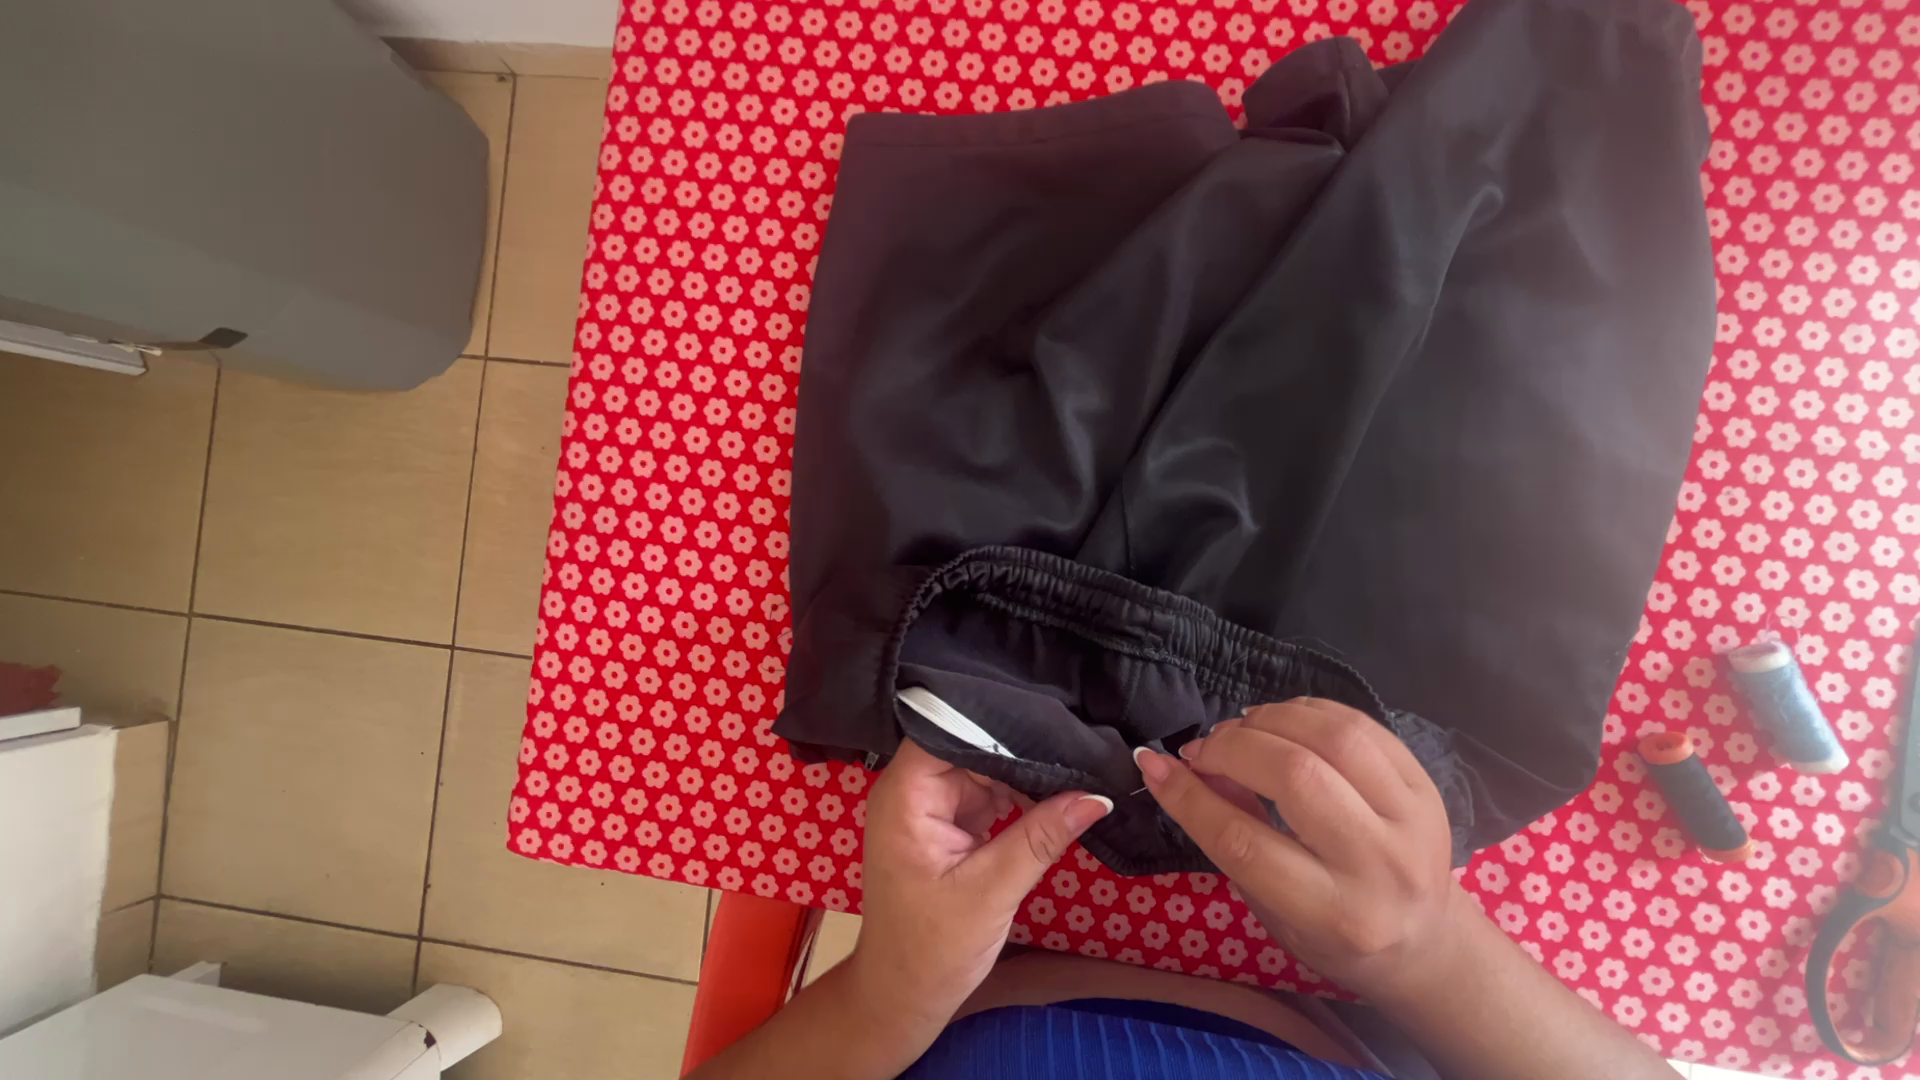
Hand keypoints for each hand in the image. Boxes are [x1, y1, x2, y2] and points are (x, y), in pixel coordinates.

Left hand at [848, 740, 1111, 1026]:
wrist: (903, 998)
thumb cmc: (931, 950)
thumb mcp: (991, 892)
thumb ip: (1041, 837)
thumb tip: (1097, 795)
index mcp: (905, 795)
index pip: (946, 729)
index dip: (993, 721)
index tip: (1047, 716)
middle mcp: (912, 789)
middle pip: (968, 744)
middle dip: (1018, 747)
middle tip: (1074, 738)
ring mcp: (930, 804)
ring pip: (983, 767)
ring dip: (1023, 772)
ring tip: (1074, 760)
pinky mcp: (948, 821)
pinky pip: (987, 792)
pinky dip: (1017, 795)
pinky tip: (1055, 791)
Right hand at [1134, 697, 1465, 1002]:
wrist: (1425, 942)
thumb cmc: (1329, 932)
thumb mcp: (1268, 905)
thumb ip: (1227, 835)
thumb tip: (1170, 768)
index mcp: (1335, 914)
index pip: (1244, 842)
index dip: (1188, 796)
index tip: (1152, 764)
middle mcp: (1382, 866)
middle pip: (1296, 776)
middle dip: (1231, 748)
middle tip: (1202, 750)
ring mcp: (1415, 821)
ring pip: (1333, 739)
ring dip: (1270, 719)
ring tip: (1240, 729)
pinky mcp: (1428, 787)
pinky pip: (1360, 725)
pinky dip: (1306, 710)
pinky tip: (1280, 720)